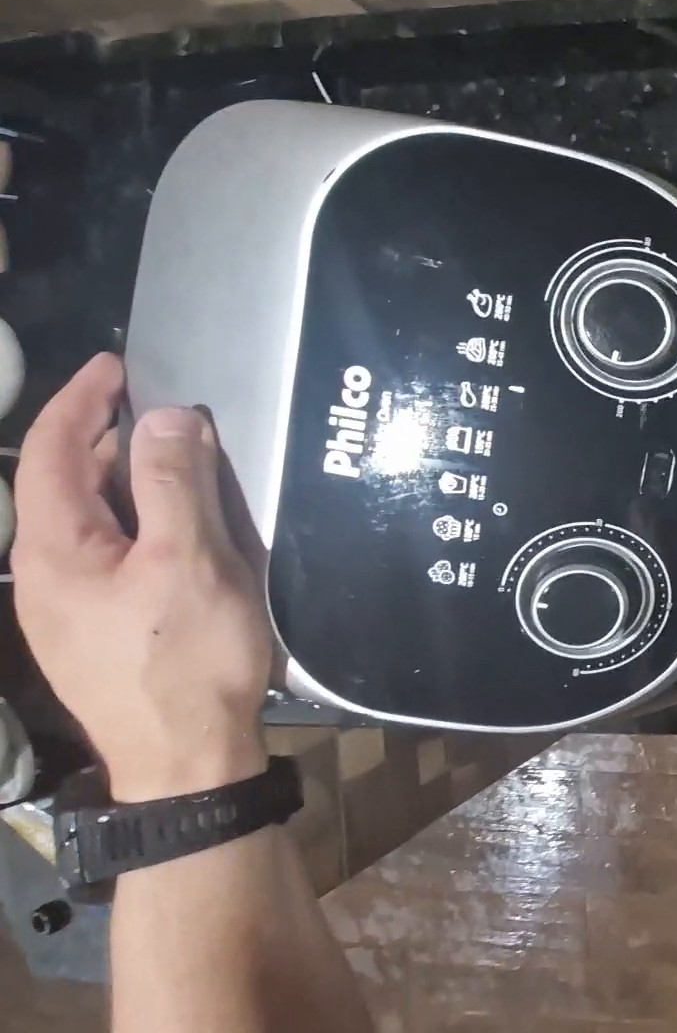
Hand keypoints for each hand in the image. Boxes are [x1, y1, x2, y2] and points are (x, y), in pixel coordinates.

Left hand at [14, 354, 271, 801]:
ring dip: (123, 478)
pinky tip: (175, 527)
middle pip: (63, 483)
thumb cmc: (189, 651)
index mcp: (55, 547)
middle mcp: (44, 569)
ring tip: (174, 458)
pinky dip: (137, 517)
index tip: (115, 366)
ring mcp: (66, 601)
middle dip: (103, 436)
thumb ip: (174, 487)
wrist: (182, 749)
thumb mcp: (192, 561)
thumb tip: (165, 418)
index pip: (49, 452)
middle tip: (161, 409)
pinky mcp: (96, 624)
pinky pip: (108, 549)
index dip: (79, 401)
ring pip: (88, 518)